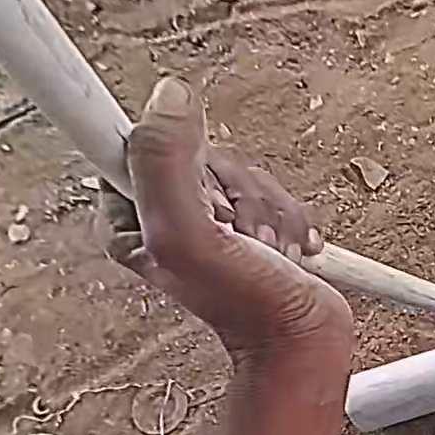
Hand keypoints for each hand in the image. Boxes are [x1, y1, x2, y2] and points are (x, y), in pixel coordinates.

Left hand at [100, 76, 353, 368]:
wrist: (302, 338)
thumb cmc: (247, 308)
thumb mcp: (187, 235)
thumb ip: (163, 163)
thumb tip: (170, 96)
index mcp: (131, 214)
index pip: (142, 143)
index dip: (185, 162)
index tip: (207, 200)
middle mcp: (170, 212)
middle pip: (206, 156)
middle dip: (241, 193)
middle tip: (244, 233)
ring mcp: (217, 220)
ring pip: (248, 175)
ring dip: (272, 212)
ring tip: (271, 250)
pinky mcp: (257, 225)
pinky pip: (279, 193)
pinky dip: (294, 220)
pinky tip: (291, 249)